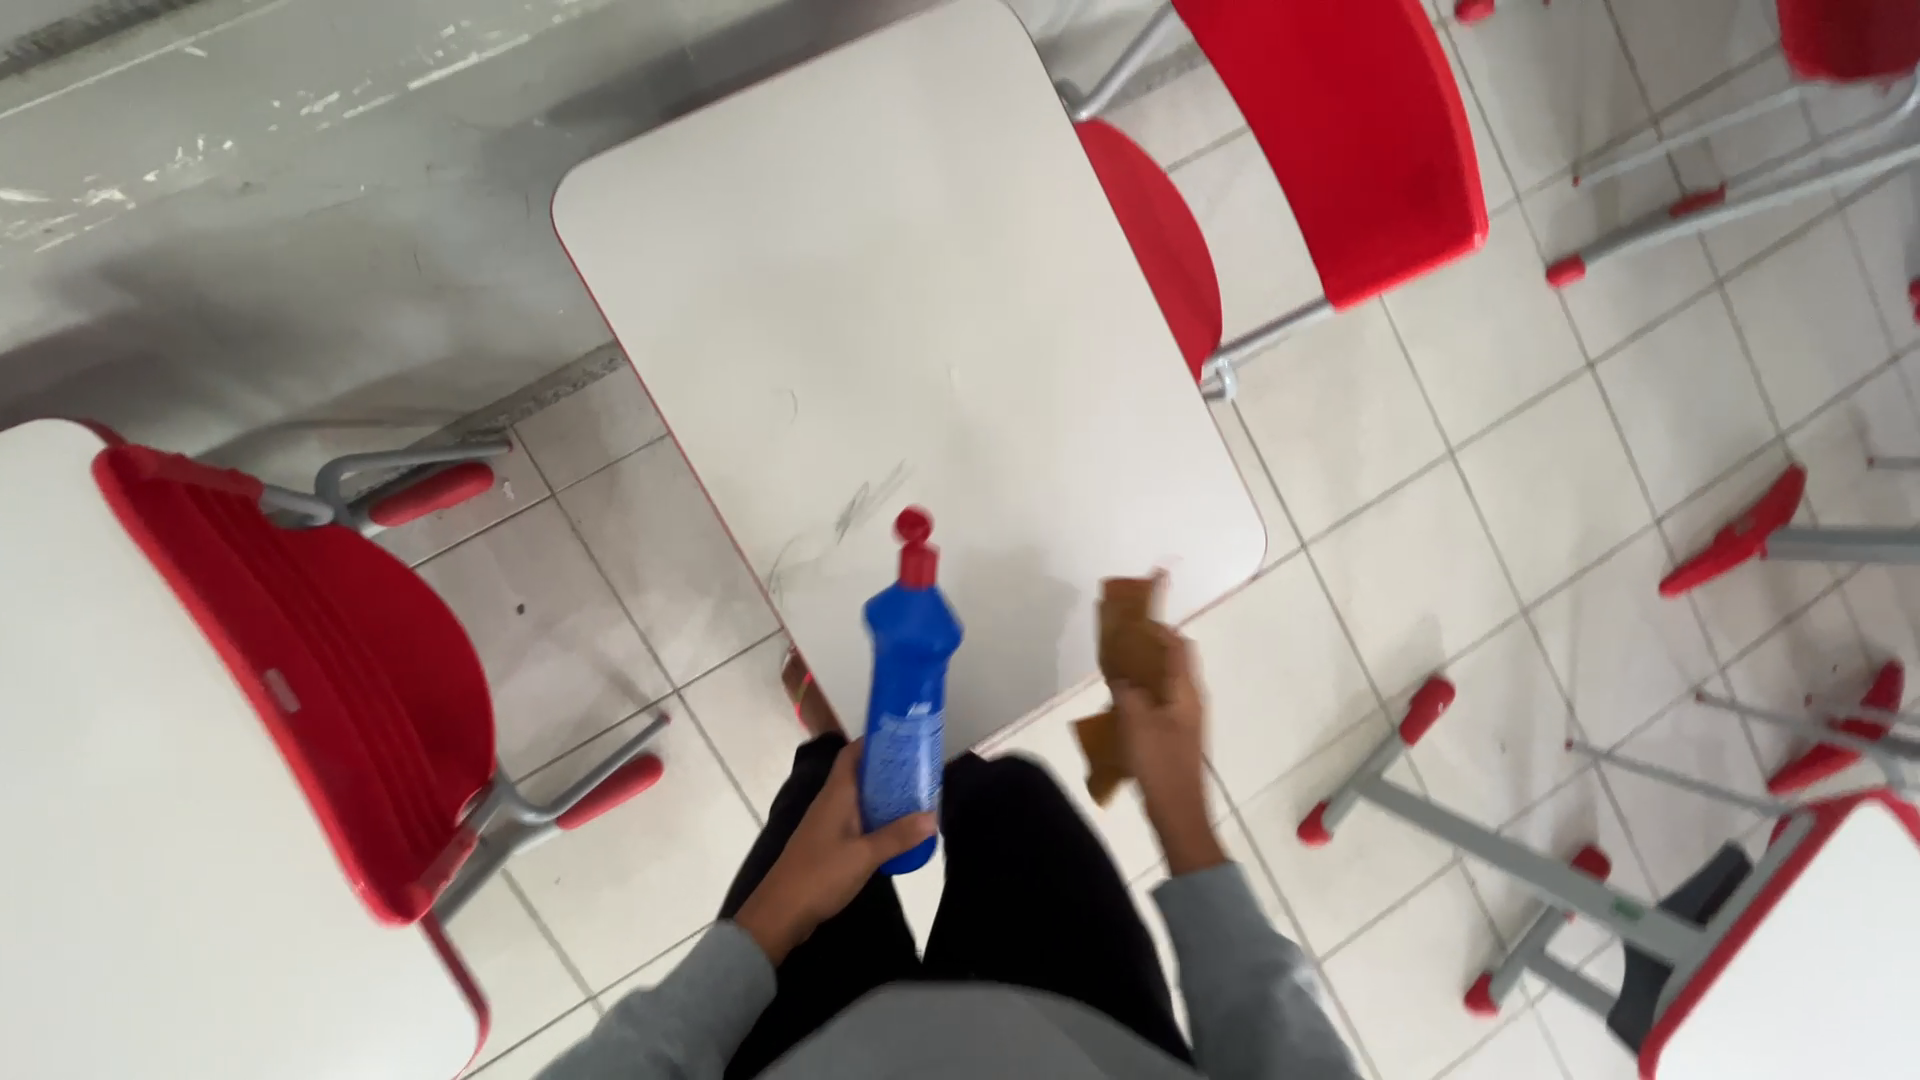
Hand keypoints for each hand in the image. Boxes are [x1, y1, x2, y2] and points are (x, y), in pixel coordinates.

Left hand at [732, 740, 936, 963]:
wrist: (780, 913)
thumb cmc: (820, 874)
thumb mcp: (864, 855)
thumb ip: (898, 836)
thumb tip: (933, 816)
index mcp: (837, 794)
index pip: (852, 753)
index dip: (874, 741)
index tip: (903, 738)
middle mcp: (831, 803)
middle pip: (860, 775)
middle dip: (888, 769)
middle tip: (921, 769)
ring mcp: (828, 825)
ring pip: (860, 800)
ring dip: (884, 796)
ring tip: (916, 797)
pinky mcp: (829, 846)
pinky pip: (857, 822)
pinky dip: (877, 820)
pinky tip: (897, 831)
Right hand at [1112, 627, 1224, 875]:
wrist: (1178, 812)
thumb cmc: (1160, 763)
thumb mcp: (1136, 721)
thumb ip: (1126, 691)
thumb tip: (1120, 674)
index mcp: (1186, 691)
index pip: (1178, 646)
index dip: (1159, 629)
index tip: (1133, 620)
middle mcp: (1190, 700)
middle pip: (1172, 663)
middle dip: (1146, 650)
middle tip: (1118, 647)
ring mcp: (1185, 719)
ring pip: (1163, 684)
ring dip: (1141, 675)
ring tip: (1113, 675)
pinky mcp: (1175, 736)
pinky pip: (1158, 704)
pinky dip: (1141, 696)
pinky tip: (1118, 708)